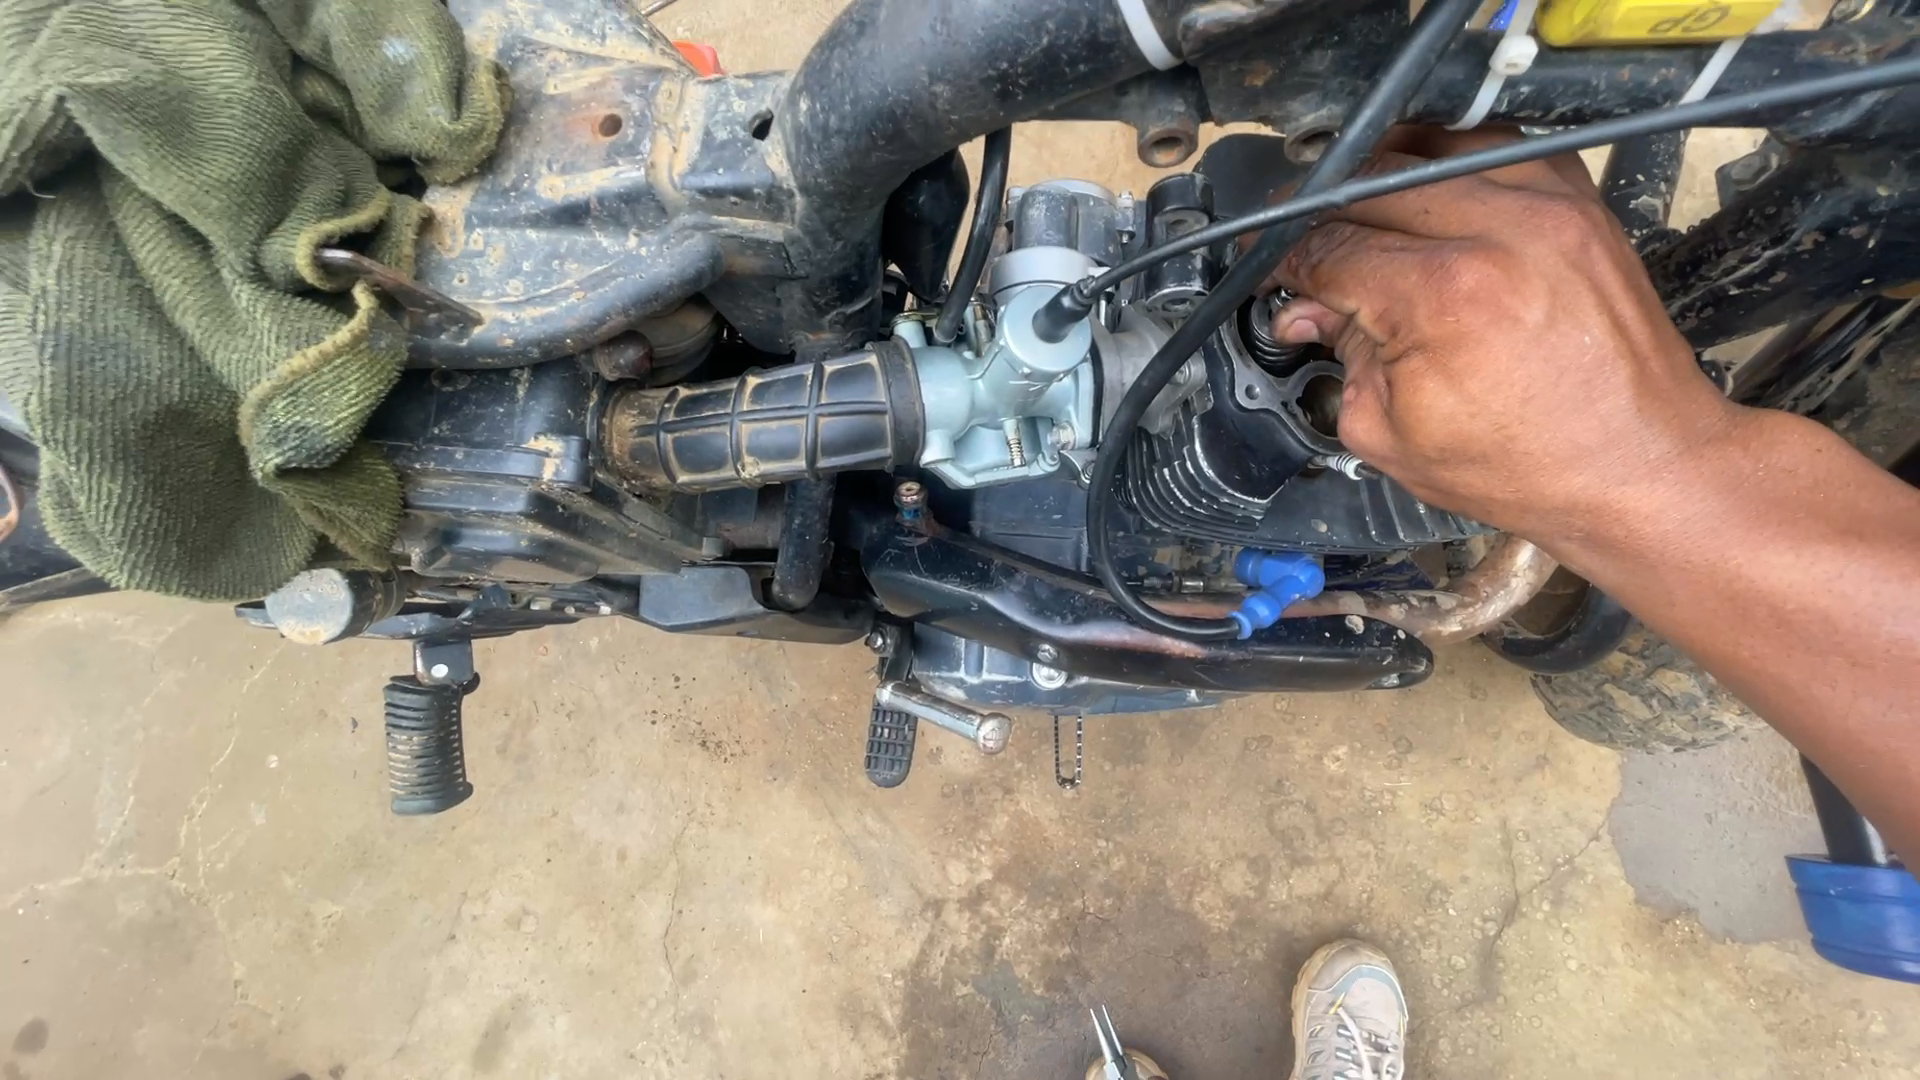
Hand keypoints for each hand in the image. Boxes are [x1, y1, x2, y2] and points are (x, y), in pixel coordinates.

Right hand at [1266, 128, 1742, 544]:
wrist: (1630, 462)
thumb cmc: (1519, 464)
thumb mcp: (1384, 430)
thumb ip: (1338, 355)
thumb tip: (1303, 311)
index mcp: (1441, 297)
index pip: (1330, 248)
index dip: (1283, 259)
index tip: (1267, 269)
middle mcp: (1502, 232)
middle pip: (1370, 184)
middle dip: (1315, 215)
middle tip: (1293, 244)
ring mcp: (1551, 207)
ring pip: (1429, 147)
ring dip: (1375, 177)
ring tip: (1349, 215)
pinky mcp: (1580, 204)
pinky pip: (1492, 149)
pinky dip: (1442, 165)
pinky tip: (1419, 198)